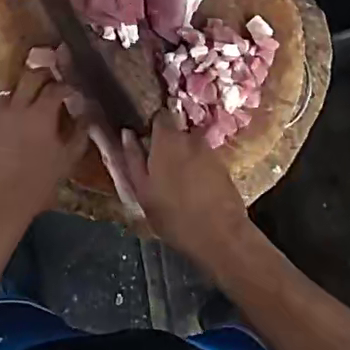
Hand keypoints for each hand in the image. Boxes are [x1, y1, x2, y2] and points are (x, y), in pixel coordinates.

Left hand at [0, 69, 88, 228]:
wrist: (3, 199)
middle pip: (32, 76)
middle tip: (55, 83)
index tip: (74, 93)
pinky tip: (16, 109)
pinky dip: (9, 100)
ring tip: (34, 95)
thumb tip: (86, 114)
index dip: (67, 87)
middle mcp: (19, 106)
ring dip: (25, 86)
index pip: (57, 87)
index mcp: (42, 113)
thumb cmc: (40, 180)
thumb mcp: (68, 157)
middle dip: (46, 75)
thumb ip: (80, 132)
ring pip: (12, 85)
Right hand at [123, 122, 253, 267]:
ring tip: (175, 183)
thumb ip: (133, 158)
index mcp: (168, 139)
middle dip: (166, 145)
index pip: (159, 115)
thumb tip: (127, 133)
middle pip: (175, 133)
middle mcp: (191, 137)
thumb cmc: (173, 214)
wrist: (220, 234)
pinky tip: (192, 189)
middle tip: (157, 169)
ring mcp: (210, 150)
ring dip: (182, 158)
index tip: (144, 140)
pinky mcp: (223, 164)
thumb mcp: (143, 190)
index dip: (151, 126)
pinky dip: (196, 168)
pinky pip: (203, 159)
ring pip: (189, 147)